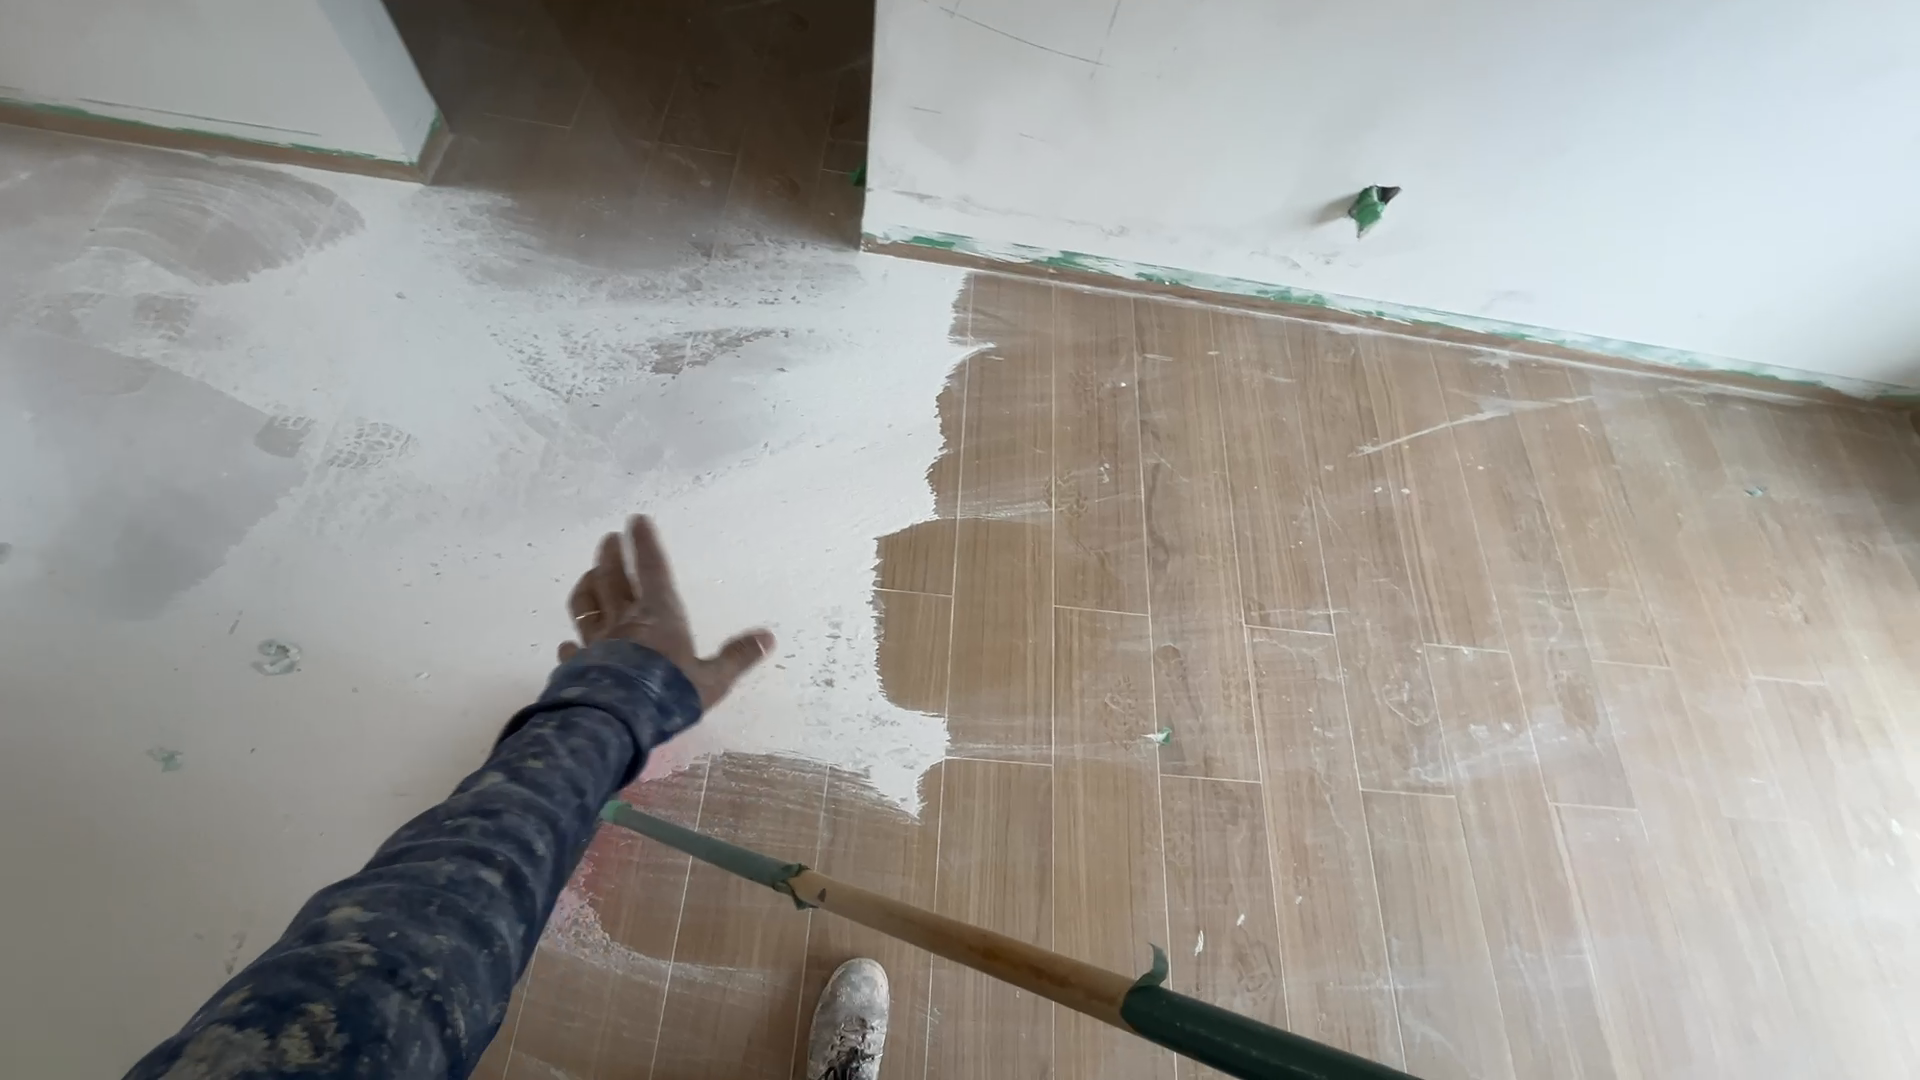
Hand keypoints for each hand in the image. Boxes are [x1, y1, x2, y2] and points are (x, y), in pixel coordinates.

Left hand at [560, 515, 773, 709]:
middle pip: (613, 579)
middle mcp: (625, 620)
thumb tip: (768, 637)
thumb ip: (738, 657)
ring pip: (586, 605)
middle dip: (611, 555)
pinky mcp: (577, 666)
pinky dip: (570, 642)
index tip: (636, 520)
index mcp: (659, 615)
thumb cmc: (669, 693)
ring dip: (587, 586)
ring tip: (589, 575)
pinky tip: (567, 643)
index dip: (645, 544)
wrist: (617, 720)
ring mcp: (597, 642)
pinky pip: (572, 649)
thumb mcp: (714, 679)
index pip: (652, 570)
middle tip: (609, 538)